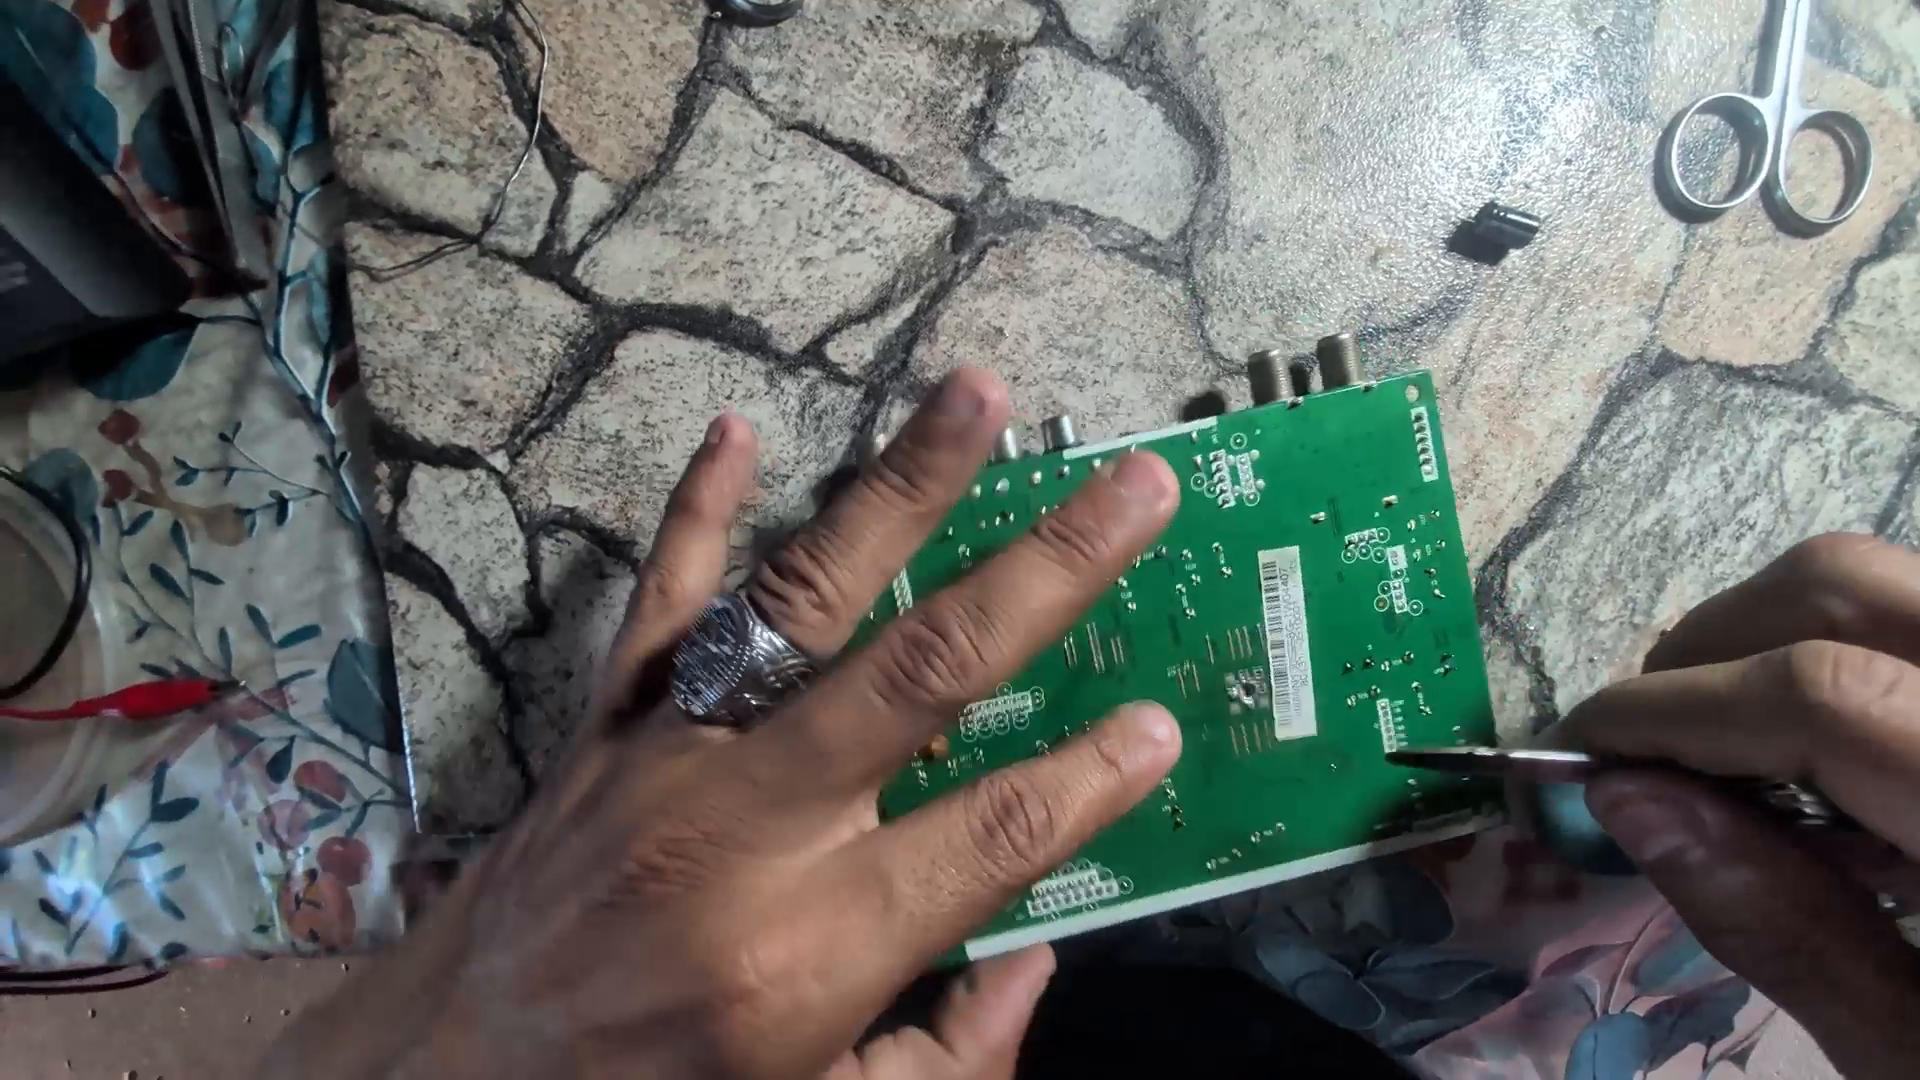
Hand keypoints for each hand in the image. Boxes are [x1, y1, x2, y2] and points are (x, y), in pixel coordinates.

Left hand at [262, 369, 1183, 1078]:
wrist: (447, 1077)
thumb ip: (944, 1066)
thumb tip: (1035, 962)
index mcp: (809, 948)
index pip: (985, 839)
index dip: (1086, 781)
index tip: (1160, 723)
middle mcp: (750, 822)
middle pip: (922, 674)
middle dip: (1043, 573)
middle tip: (1132, 490)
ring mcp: (675, 743)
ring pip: (805, 592)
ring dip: (901, 487)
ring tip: (974, 394)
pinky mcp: (614, 709)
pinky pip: (661, 590)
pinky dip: (699, 506)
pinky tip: (739, 428)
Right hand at [1548, 533, 1919, 1079]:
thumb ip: (1785, 929)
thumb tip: (1622, 799)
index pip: (1821, 700)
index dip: (1662, 712)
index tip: (1586, 755)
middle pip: (1841, 590)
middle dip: (1700, 654)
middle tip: (1658, 742)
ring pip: (1881, 579)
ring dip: (1762, 642)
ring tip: (1746, 744)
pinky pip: (1916, 613)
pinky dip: (1836, 653)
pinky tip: (1840, 756)